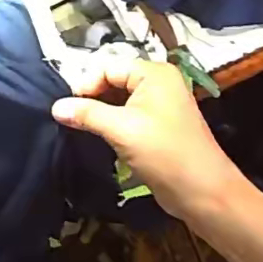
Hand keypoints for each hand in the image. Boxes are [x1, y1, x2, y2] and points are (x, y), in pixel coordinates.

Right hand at [53, 56, 252, 218]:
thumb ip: (86, 114)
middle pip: (111, 79)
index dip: (85, 85)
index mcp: (153, 73)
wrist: (206, 195)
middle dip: (91, 97)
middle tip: (71, 118)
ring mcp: (159, 103)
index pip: (107, 67)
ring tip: (82, 127)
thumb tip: (56, 107)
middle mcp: (157, 82)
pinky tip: (99, 135)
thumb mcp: (122, 130)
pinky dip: (110, 122)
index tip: (68, 108)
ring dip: (99, 111)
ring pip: (117, 98)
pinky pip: (126, 113)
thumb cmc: (166, 155)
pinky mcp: (157, 124)